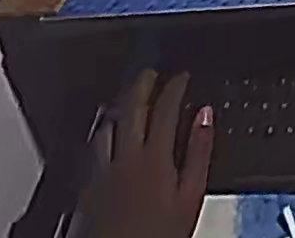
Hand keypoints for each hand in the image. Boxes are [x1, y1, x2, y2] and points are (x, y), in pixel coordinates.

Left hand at [74, 70, 213, 237]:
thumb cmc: (160, 237)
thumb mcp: (191, 197)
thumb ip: (199, 152)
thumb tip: (206, 115)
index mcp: (155, 156)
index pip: (165, 107)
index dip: (175, 85)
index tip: (182, 77)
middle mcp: (127, 157)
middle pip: (132, 106)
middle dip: (144, 83)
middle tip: (153, 73)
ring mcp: (104, 170)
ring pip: (109, 123)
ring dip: (121, 105)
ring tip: (130, 98)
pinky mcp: (89, 186)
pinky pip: (94, 147)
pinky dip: (105, 131)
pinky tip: (109, 133)